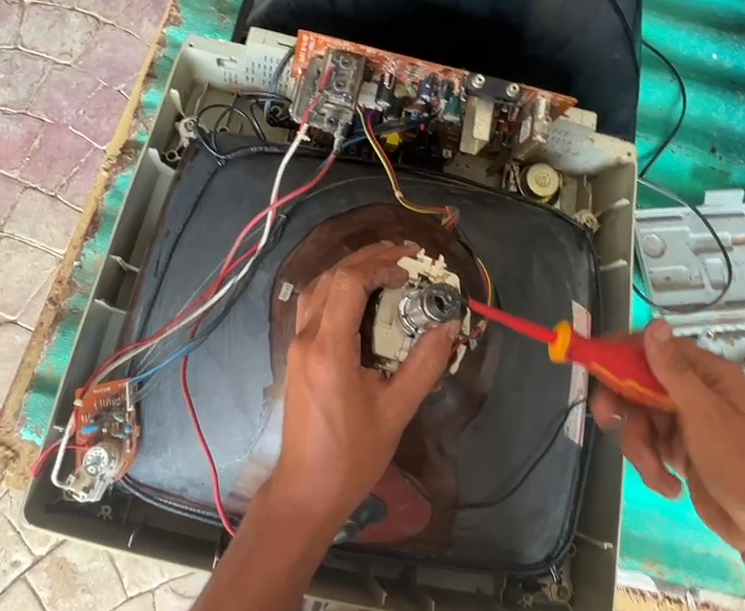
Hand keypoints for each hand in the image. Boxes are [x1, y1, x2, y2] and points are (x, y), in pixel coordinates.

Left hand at [272, 240, 456, 526]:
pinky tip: (360, 298)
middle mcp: (306, 338)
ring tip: (384, 267)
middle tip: (403, 255)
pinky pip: (314, 306)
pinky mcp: (297, 356)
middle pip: (330, 278)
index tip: (409, 267)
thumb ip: (423, 365)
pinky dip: (337, 289)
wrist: (307, 490)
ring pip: (317, 289)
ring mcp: (296, 346)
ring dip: (349, 271)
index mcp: (328, 348)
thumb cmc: (351, 455)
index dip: (378, 264)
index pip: (347, 283)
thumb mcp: (396, 411)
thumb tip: (448, 327)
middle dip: (367, 258)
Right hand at [589, 321, 744, 561]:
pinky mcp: (681, 451)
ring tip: (658, 473)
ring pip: (639, 418)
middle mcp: (695, 392)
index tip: (593, 363)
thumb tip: (654, 322)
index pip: (655, 347)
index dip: (622, 352)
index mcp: (707, 374)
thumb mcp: (707, 417)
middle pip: (639, 383)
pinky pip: (649, 446)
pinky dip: (652, 466)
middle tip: (607, 419)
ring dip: (640, 447)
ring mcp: (686, 423)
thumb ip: (673, 372)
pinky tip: (670, 486)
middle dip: (624, 405)